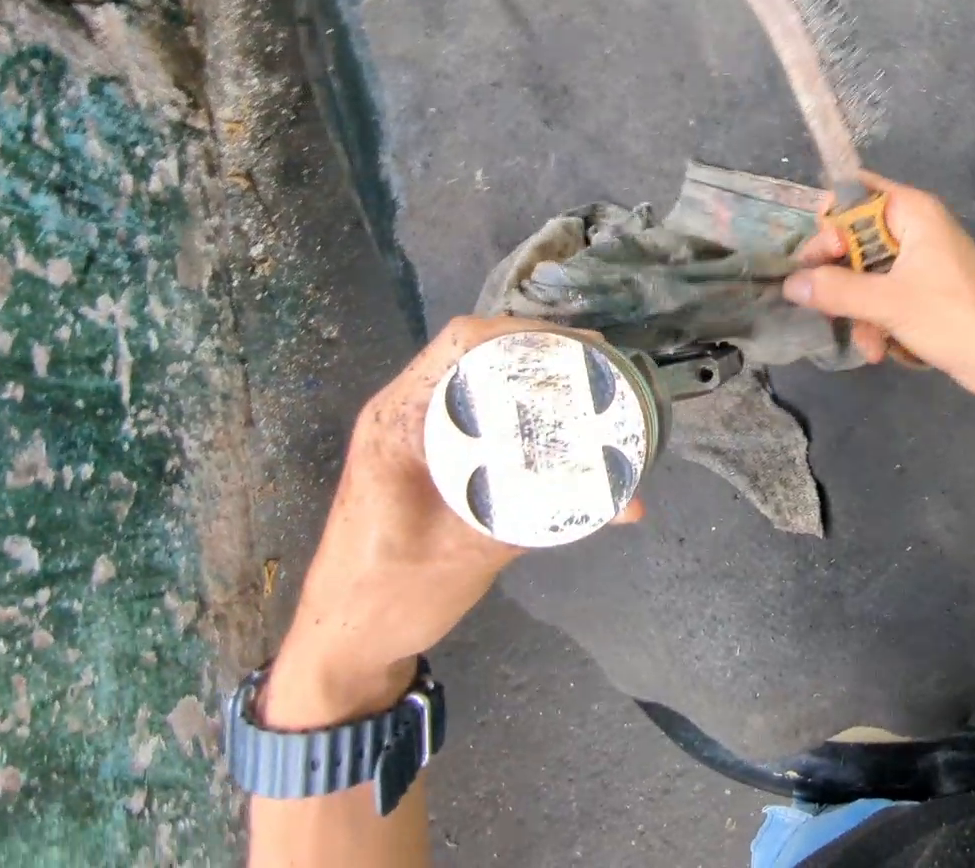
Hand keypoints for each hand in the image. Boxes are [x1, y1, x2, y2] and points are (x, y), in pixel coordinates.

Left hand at [262, 316, 642, 726]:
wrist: (344, 644)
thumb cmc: (387, 595)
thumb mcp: (468, 552)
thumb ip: (548, 522)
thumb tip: (630, 502)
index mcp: (400, 420)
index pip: (462, 342)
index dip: (524, 331)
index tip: (582, 347)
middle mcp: (410, 415)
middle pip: (480, 353)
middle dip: (545, 350)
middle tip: (604, 367)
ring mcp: (421, 437)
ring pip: (485, 382)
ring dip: (538, 378)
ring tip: (597, 389)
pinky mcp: (438, 462)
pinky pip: (485, 416)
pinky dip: (527, 412)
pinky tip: (568, 428)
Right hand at [786, 173, 974, 398]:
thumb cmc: (955, 317)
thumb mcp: (889, 303)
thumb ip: (836, 290)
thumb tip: (791, 283)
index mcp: (912, 212)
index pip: (852, 198)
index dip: (827, 230)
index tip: (810, 265)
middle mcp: (915, 230)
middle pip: (854, 241)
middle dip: (840, 281)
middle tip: (822, 306)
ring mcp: (920, 264)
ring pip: (866, 276)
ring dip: (858, 311)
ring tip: (865, 342)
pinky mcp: (923, 294)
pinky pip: (884, 298)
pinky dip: (877, 322)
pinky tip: (879, 351)